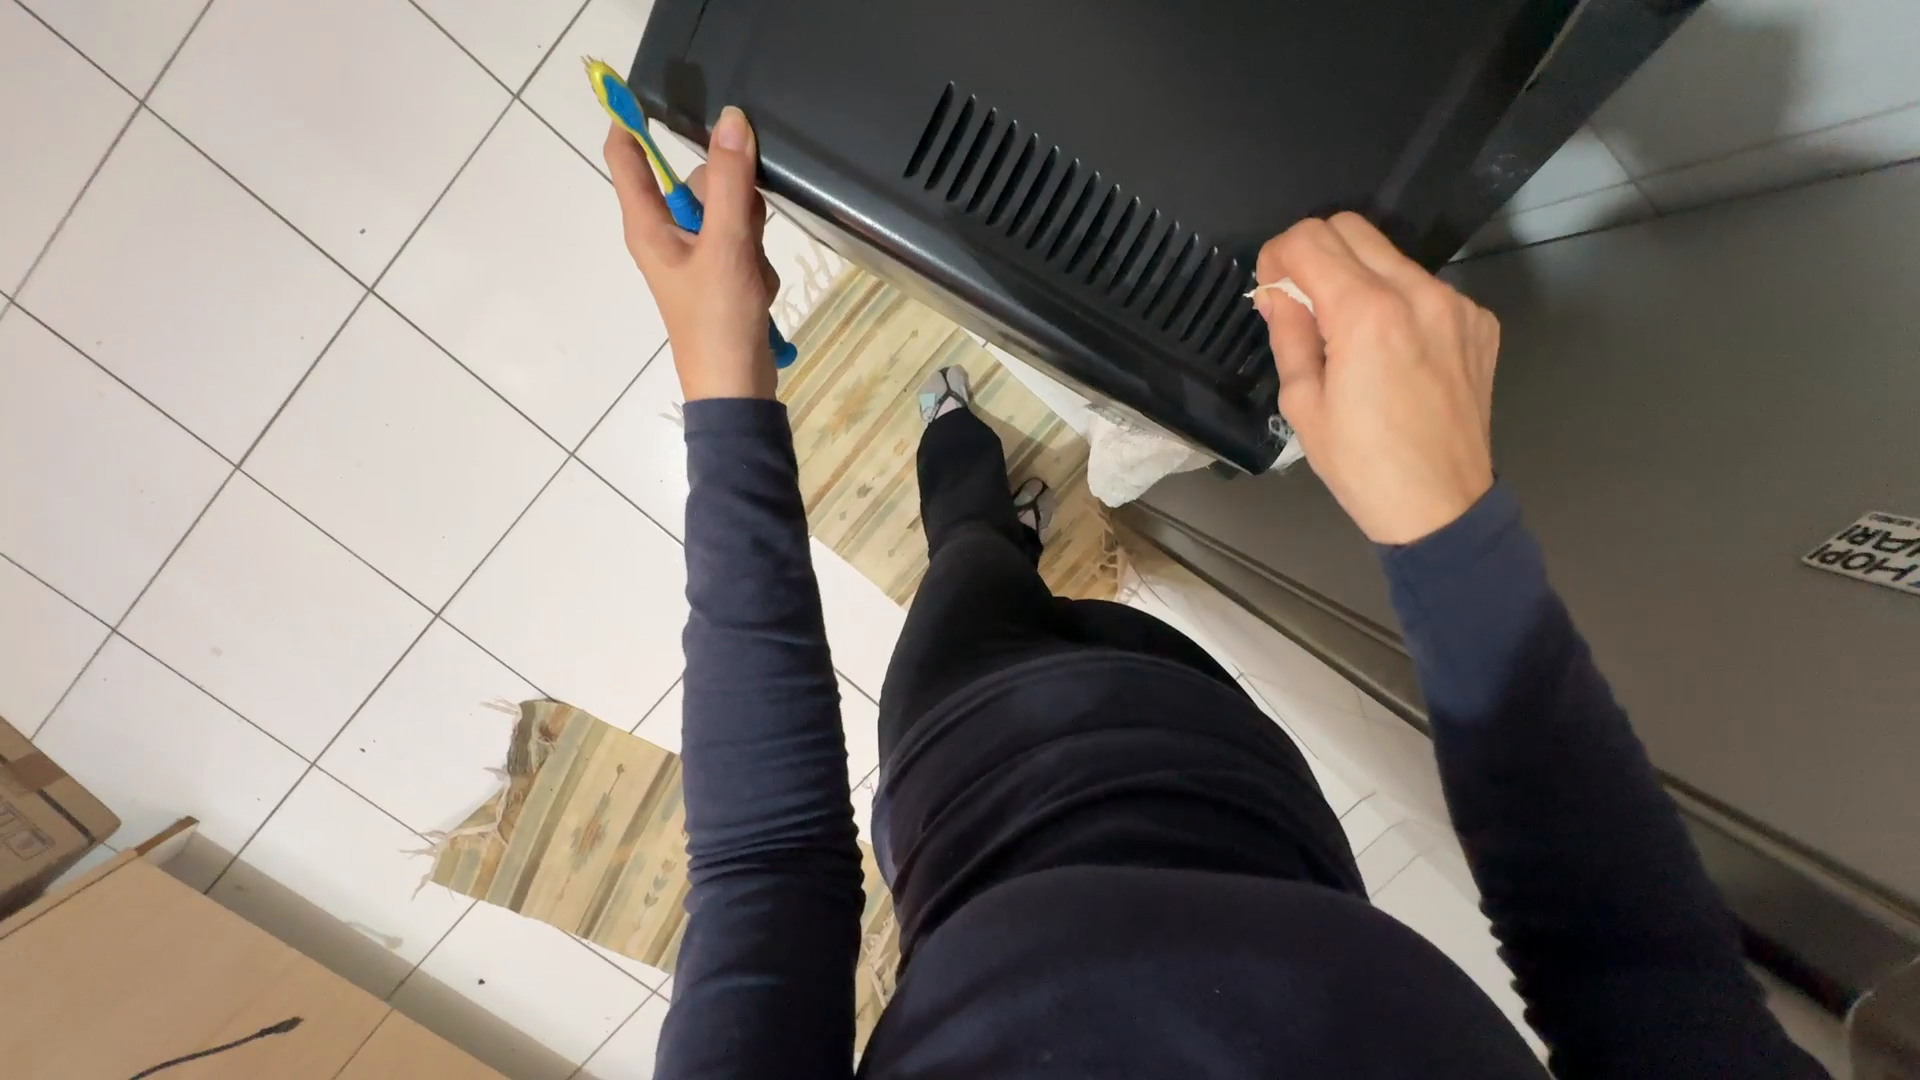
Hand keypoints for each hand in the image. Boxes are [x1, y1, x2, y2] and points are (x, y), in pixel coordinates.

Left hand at [605, 106, 780, 400]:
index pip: (625, 153)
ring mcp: (696, 257)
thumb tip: (733, 119)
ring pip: (728, 215)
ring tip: (751, 273)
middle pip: (697, 182)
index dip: (638, 121)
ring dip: (750, 236)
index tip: (677, 105)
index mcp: (647, 224)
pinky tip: (757, 290)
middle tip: (743, 227)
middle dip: (730, 198)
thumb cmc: (718, 320)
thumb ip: (732, 183)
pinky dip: (756, 263)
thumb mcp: (728, 247)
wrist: (735, 388)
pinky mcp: (720, 278)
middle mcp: (666, 235)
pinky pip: (742, 246)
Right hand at [1253, 213, 1498, 544]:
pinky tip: (1388, 351)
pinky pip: (1423, 289)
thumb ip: (1289, 334)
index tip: (1269, 287)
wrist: (1438, 503)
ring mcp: (1455, 305)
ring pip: (1390, 256)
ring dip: (1354, 277)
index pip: (1310, 241)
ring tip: (1343, 332)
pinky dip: (1393, 302)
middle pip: (1352, 228)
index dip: (1277, 256)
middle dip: (1313, 252)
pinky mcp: (1477, 322)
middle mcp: (1417, 293)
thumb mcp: (1302, 402)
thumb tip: (1277, 294)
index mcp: (1366, 314)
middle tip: (1298, 299)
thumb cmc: (1357, 463)